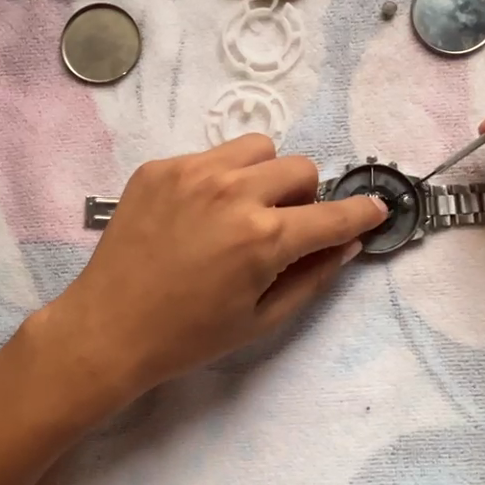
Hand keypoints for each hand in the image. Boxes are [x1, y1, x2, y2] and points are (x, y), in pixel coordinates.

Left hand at [43, 134, 386, 406]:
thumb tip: (348, 242)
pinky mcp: (159, 168)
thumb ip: (313, 276)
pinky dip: (218, 178)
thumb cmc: (188, 336)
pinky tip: (196, 214)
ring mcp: (192, 173)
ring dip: (264, 176)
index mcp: (264, 237)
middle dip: (304, 198)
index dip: (362, 213)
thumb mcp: (261, 319)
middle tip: (281, 228)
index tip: (375, 208)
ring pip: (257, 149)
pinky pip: (210, 156)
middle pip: (300, 169)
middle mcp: (233, 193)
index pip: (332, 215)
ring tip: (240, 211)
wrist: (108, 327)